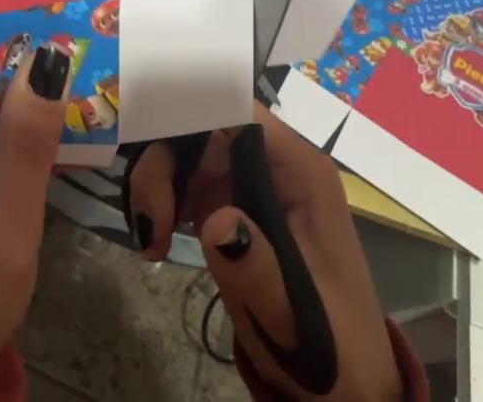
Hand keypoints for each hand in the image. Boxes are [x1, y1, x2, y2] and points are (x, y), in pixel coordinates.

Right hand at [128, 103, 403, 401]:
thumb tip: (218, 220)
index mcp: (300, 171)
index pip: (236, 109)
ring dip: (154, 187)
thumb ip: (256, 269)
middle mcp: (273, 163)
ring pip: (182, 151)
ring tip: (150, 243)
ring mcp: (250, 180)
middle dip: (161, 167)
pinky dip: (159, 203)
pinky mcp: (230, 201)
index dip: (185, 107)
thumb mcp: (294, 317)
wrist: (343, 385)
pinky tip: (155, 242)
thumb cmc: (330, 348)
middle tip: (147, 225)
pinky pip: (182, 179)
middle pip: (197, 127)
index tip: (139, 130)